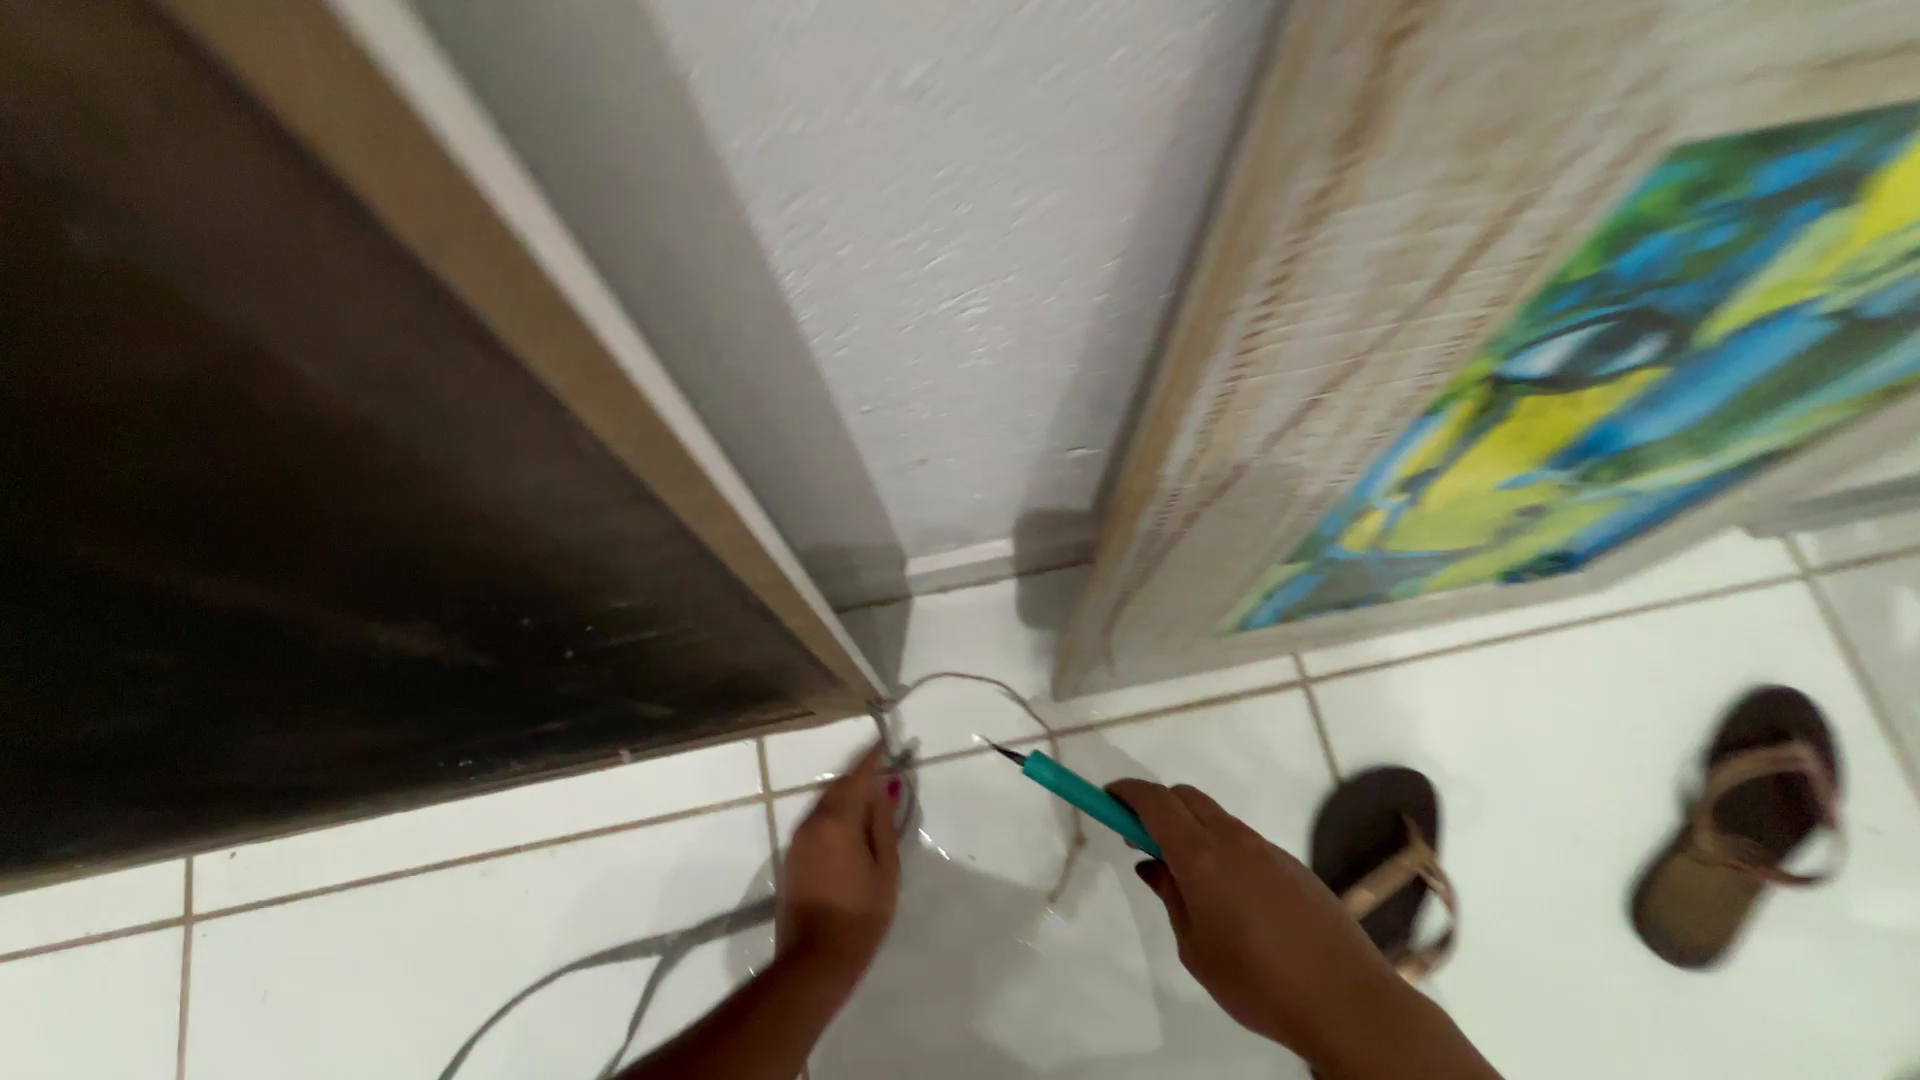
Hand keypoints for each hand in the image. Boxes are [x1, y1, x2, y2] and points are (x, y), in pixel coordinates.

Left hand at [777, 743, 901, 981]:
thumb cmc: (860, 914)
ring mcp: (798, 841)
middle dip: (858, 775)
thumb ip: (883, 824)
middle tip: (882, 767)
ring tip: (870, 794)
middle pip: (837, 788)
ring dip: (846, 795)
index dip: (872, 757)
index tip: (885, 740)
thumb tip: (884, 788)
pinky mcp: (792, 859)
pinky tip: (851, 824)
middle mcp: (812, 823)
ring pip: (824, 805)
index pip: (856, 777)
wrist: (815, 960)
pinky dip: (835, 814)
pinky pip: (816, 822)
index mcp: (837, 821)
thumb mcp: (884, 868)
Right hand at [1105, 779, 1413, 1061]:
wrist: (1348, 1001)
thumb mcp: (1195, 950)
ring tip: (1184, 874)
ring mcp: (1268, 850)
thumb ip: (1172, 898)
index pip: (1155, 802)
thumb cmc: (1258, 982)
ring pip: (1216, 817)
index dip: (1127, 793)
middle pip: (1186, 797)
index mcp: (1202, 857)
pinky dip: (1220, 846)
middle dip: (1157, 805)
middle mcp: (1234, 840)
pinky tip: (1228, 894)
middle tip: (1140, 839)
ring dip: (1190, 826)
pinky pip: (1244, 840)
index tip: (1108, 799)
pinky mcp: (1293, 866)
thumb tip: (1154, 865)